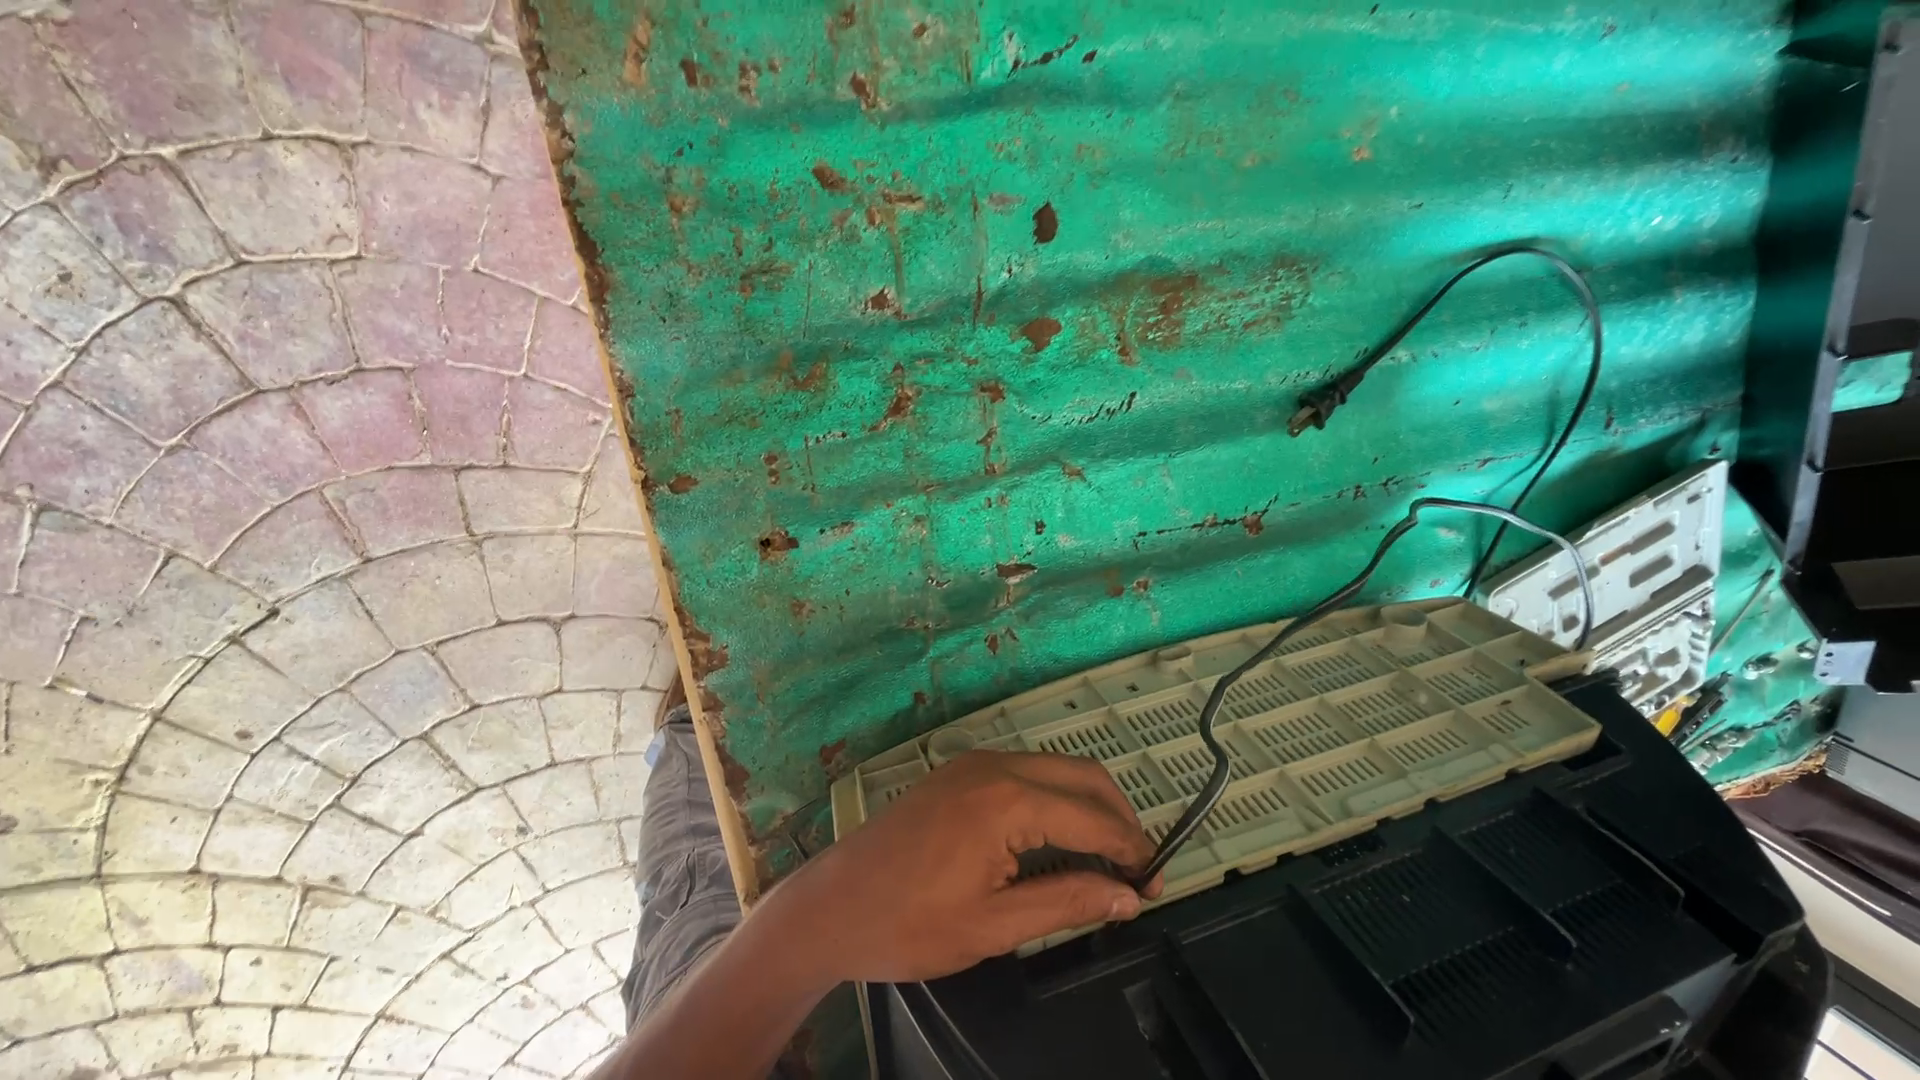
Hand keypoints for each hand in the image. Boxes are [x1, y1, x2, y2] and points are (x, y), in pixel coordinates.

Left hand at [772, 750, 1164, 983]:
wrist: (829, 908)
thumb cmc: (907, 924)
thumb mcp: (994, 926)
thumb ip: (1067, 903)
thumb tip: (1126, 896)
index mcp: (1006, 799)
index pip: (1093, 817)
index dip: (1132, 851)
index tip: (1155, 885)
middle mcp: (995, 766)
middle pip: (1083, 777)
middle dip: (1119, 818)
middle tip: (1138, 871)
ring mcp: (972, 765)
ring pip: (1055, 771)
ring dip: (1089, 808)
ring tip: (1107, 862)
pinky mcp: (958, 775)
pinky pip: (1026, 776)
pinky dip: (1056, 802)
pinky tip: (1060, 842)